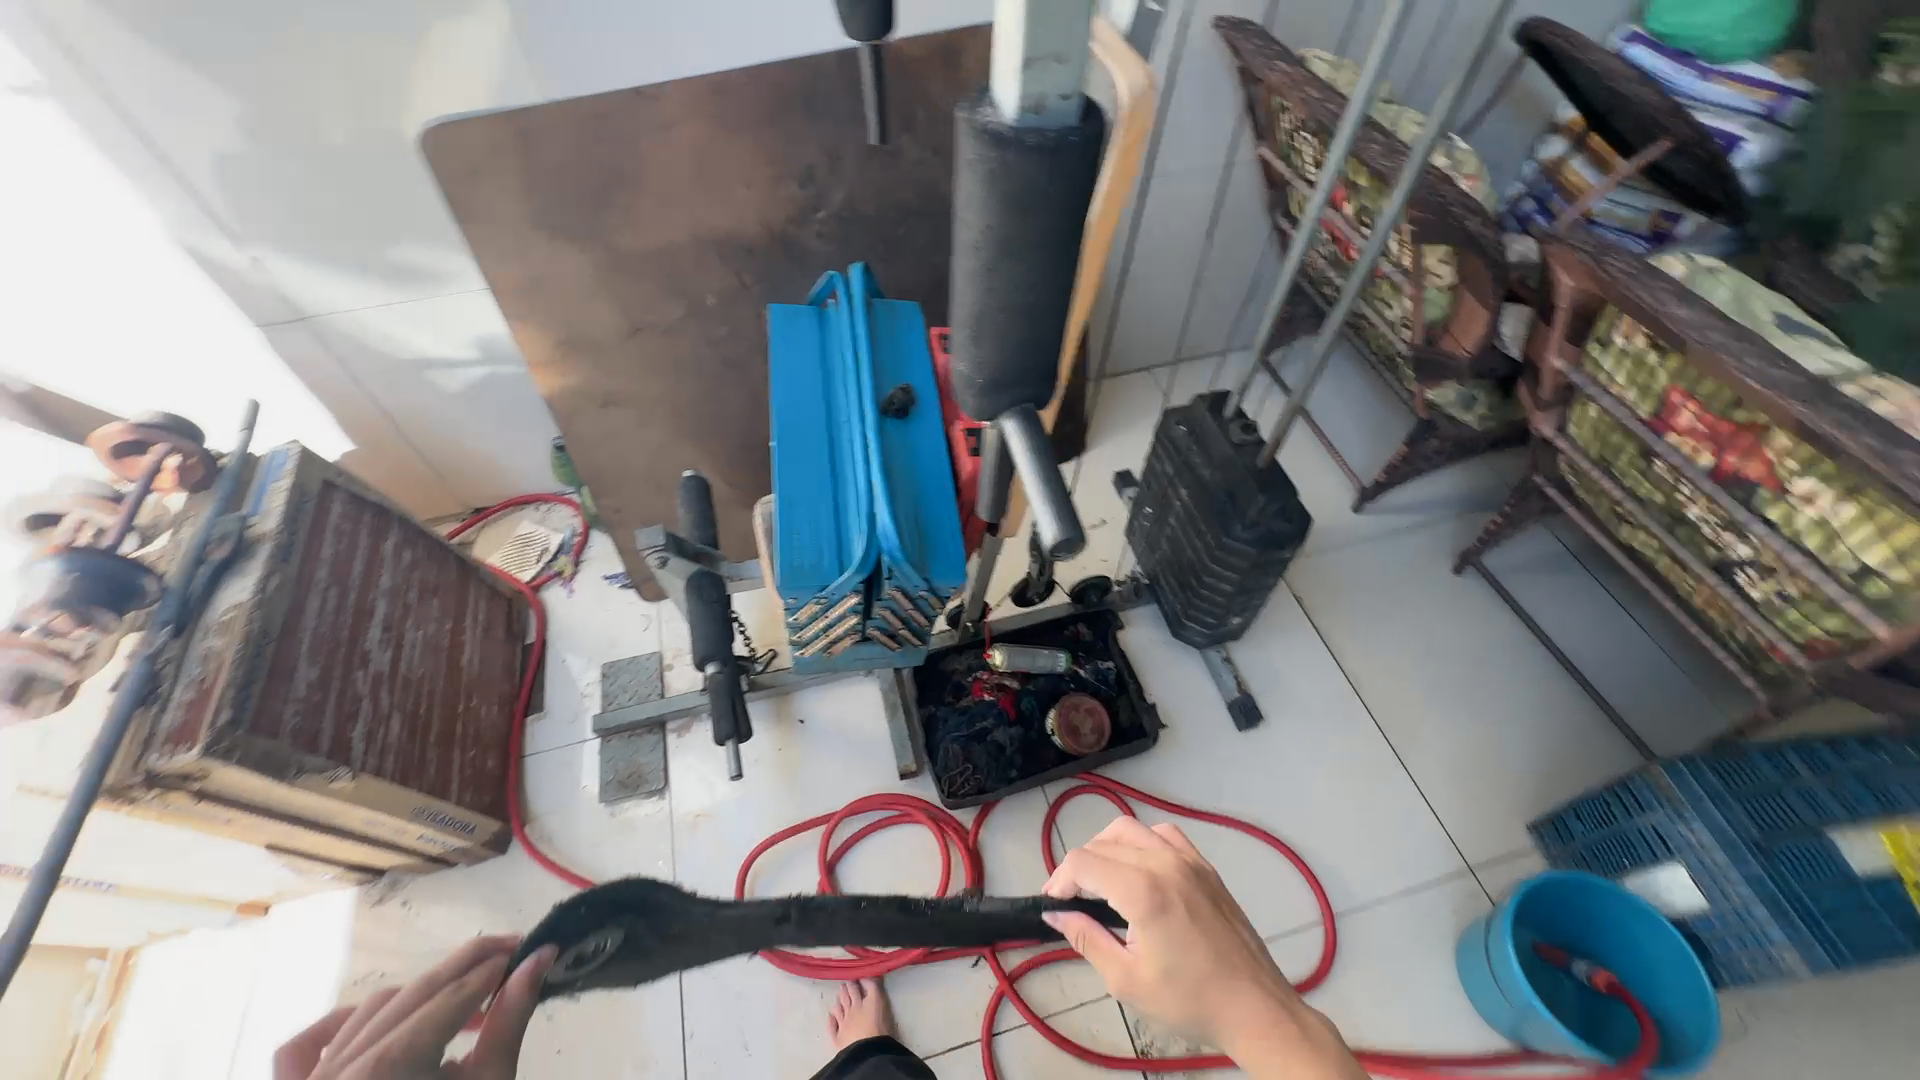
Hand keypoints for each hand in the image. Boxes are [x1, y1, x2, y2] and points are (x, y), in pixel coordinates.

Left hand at [273, 936, 557, 1079]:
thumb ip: (510, 1021)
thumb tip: (542, 958)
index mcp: (389, 1069)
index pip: (453, 995)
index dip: (495, 965)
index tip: (529, 946)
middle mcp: (341, 1070)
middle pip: (413, 994)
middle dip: (466, 967)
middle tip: (511, 951)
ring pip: (369, 1011)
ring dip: (422, 995)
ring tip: (467, 1003)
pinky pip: (303, 1047)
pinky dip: (343, 1023)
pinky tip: (384, 1021)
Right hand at [1041, 817, 1363, 1079]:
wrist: (1256, 1008)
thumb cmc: (1190, 1001)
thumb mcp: (1127, 980)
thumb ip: (1086, 938)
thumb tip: (1055, 914)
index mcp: (1142, 890)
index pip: (1083, 863)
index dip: (1059, 880)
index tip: (1052, 905)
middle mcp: (1164, 862)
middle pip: (1103, 843)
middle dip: (1079, 867)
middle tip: (1072, 900)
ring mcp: (1189, 860)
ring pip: (1131, 829)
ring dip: (1107, 848)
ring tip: (1101, 881)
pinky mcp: (1206, 867)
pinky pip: (1164, 835)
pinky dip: (1142, 842)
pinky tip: (1140, 870)